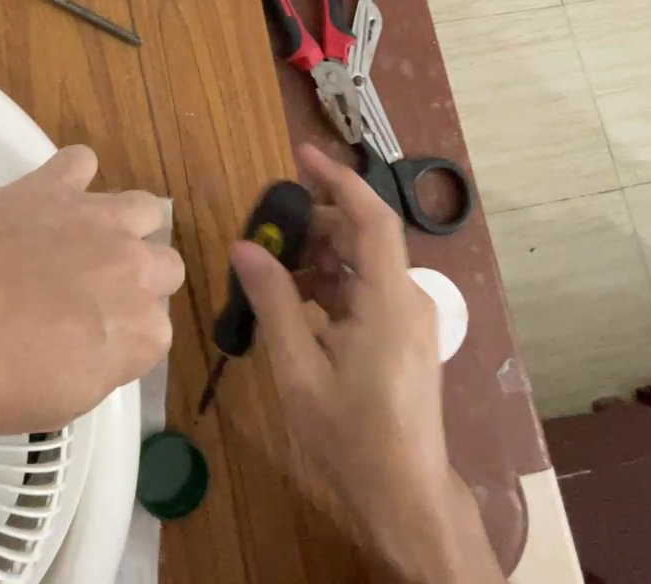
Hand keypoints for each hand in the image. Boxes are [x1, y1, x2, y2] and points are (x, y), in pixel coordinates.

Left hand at [0, 145, 183, 437]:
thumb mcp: (61, 403)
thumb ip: (103, 362)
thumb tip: (102, 338)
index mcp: (141, 332)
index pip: (155, 328)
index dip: (123, 333)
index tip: (91, 338)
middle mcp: (132, 269)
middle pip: (163, 265)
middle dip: (134, 278)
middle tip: (88, 291)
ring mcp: (94, 220)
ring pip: (142, 207)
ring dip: (120, 224)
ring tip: (81, 240)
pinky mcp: (50, 186)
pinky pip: (81, 161)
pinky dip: (70, 176)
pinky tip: (47, 197)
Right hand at [231, 144, 501, 583]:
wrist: (403, 495)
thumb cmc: (351, 435)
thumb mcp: (299, 368)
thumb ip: (273, 301)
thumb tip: (244, 247)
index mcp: (388, 301)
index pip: (370, 219)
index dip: (338, 180)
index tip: (300, 156)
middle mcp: (405, 299)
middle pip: (360, 236)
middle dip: (311, 221)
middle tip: (263, 226)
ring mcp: (406, 317)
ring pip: (358, 262)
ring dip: (314, 254)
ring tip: (268, 264)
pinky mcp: (399, 334)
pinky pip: (361, 288)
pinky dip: (326, 281)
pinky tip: (290, 296)